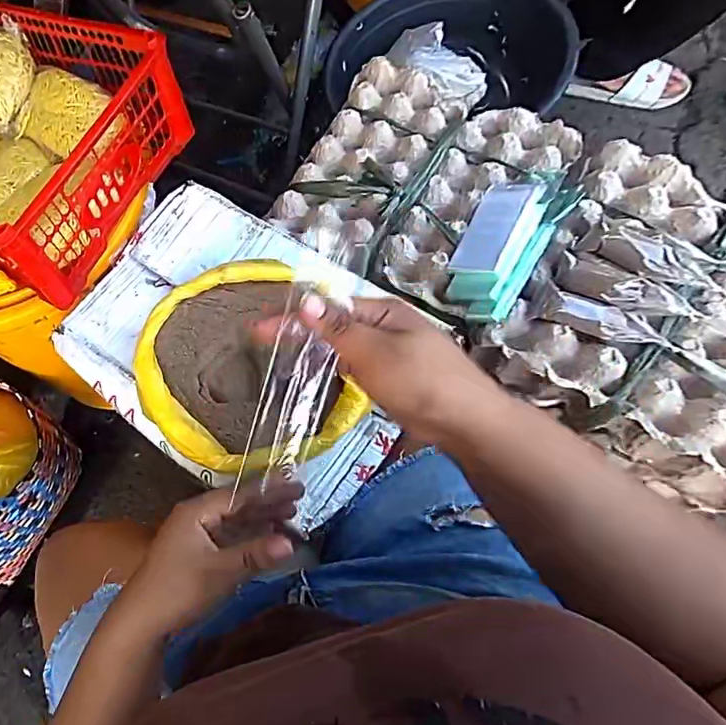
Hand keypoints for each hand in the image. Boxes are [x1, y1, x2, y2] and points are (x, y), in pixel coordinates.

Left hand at [118, 482, 300, 634]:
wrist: (142, 621)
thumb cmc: (179, 590)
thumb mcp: (221, 571)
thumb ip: (256, 554)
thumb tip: (291, 543)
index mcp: (197, 511)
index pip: (240, 494)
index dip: (270, 491)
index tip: (297, 486)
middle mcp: (195, 516)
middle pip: (237, 504)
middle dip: (268, 503)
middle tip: (299, 500)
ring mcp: (194, 534)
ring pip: (234, 521)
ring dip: (260, 519)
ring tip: (290, 518)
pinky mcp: (196, 551)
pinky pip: (228, 536)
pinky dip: (248, 536)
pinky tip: (266, 539)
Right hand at [258, 295, 505, 444]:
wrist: (468, 423)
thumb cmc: (420, 383)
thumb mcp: (374, 353)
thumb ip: (338, 329)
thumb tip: (306, 300)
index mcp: (384, 312)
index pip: (328, 308)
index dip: (292, 317)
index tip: (257, 328)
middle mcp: (391, 326)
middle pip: (338, 324)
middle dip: (303, 331)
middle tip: (266, 343)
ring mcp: (398, 353)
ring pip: (350, 347)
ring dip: (321, 351)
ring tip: (289, 360)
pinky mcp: (402, 378)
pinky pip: (362, 366)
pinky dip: (341, 369)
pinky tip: (332, 380)